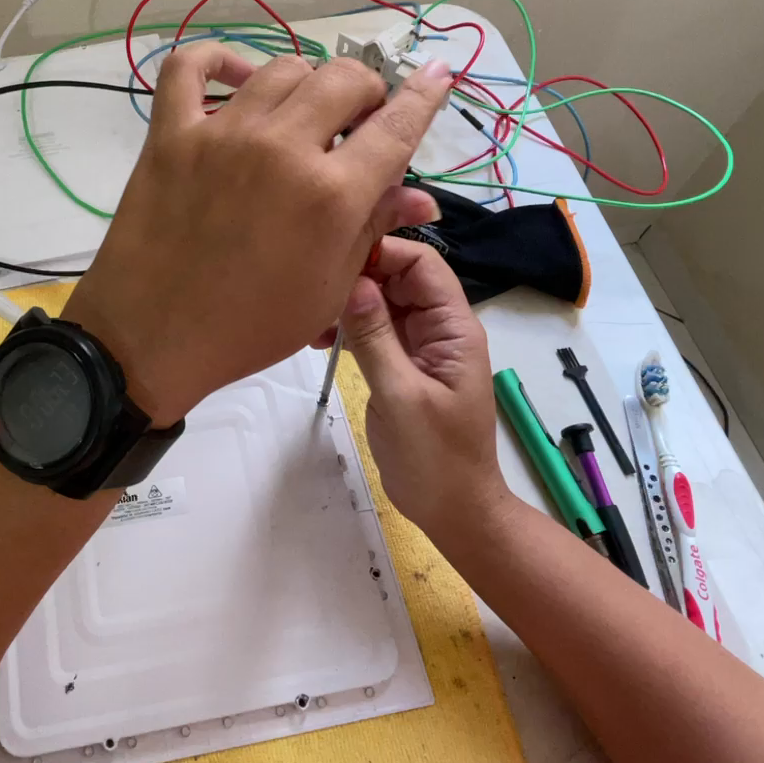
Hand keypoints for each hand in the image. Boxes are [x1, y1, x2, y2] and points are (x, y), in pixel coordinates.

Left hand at [62, 45, 453, 424]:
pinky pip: (190, 67)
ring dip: (307, 84)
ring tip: (302, 115)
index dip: (425, 96)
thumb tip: (418, 195)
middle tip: (358, 124)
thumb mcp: (327, 292)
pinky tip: (237, 80)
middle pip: (344, 80)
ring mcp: (221, 134)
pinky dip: (218, 61)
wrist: (151, 340)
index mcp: (330, 195)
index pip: (396, 125)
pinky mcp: (170, 135)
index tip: (439, 75)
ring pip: (281, 69)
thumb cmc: (248, 330)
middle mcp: (282, 148)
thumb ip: (372, 230)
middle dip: (366, 94)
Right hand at [336, 237, 507, 531]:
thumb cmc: (435, 456)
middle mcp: (438, 329)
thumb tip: (350, 284)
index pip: (422, 265)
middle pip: (399, 279)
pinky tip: (319, 340)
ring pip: (382, 304)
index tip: (335, 262)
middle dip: (358, 278)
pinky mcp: (400, 366)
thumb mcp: (401, 395)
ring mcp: (418, 348)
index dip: (382, 254)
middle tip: (313, 293)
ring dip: (348, 306)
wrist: (451, 508)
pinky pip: (374, 332)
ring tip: (311, 323)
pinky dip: (348, 331)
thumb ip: (375, 337)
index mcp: (453, 328)